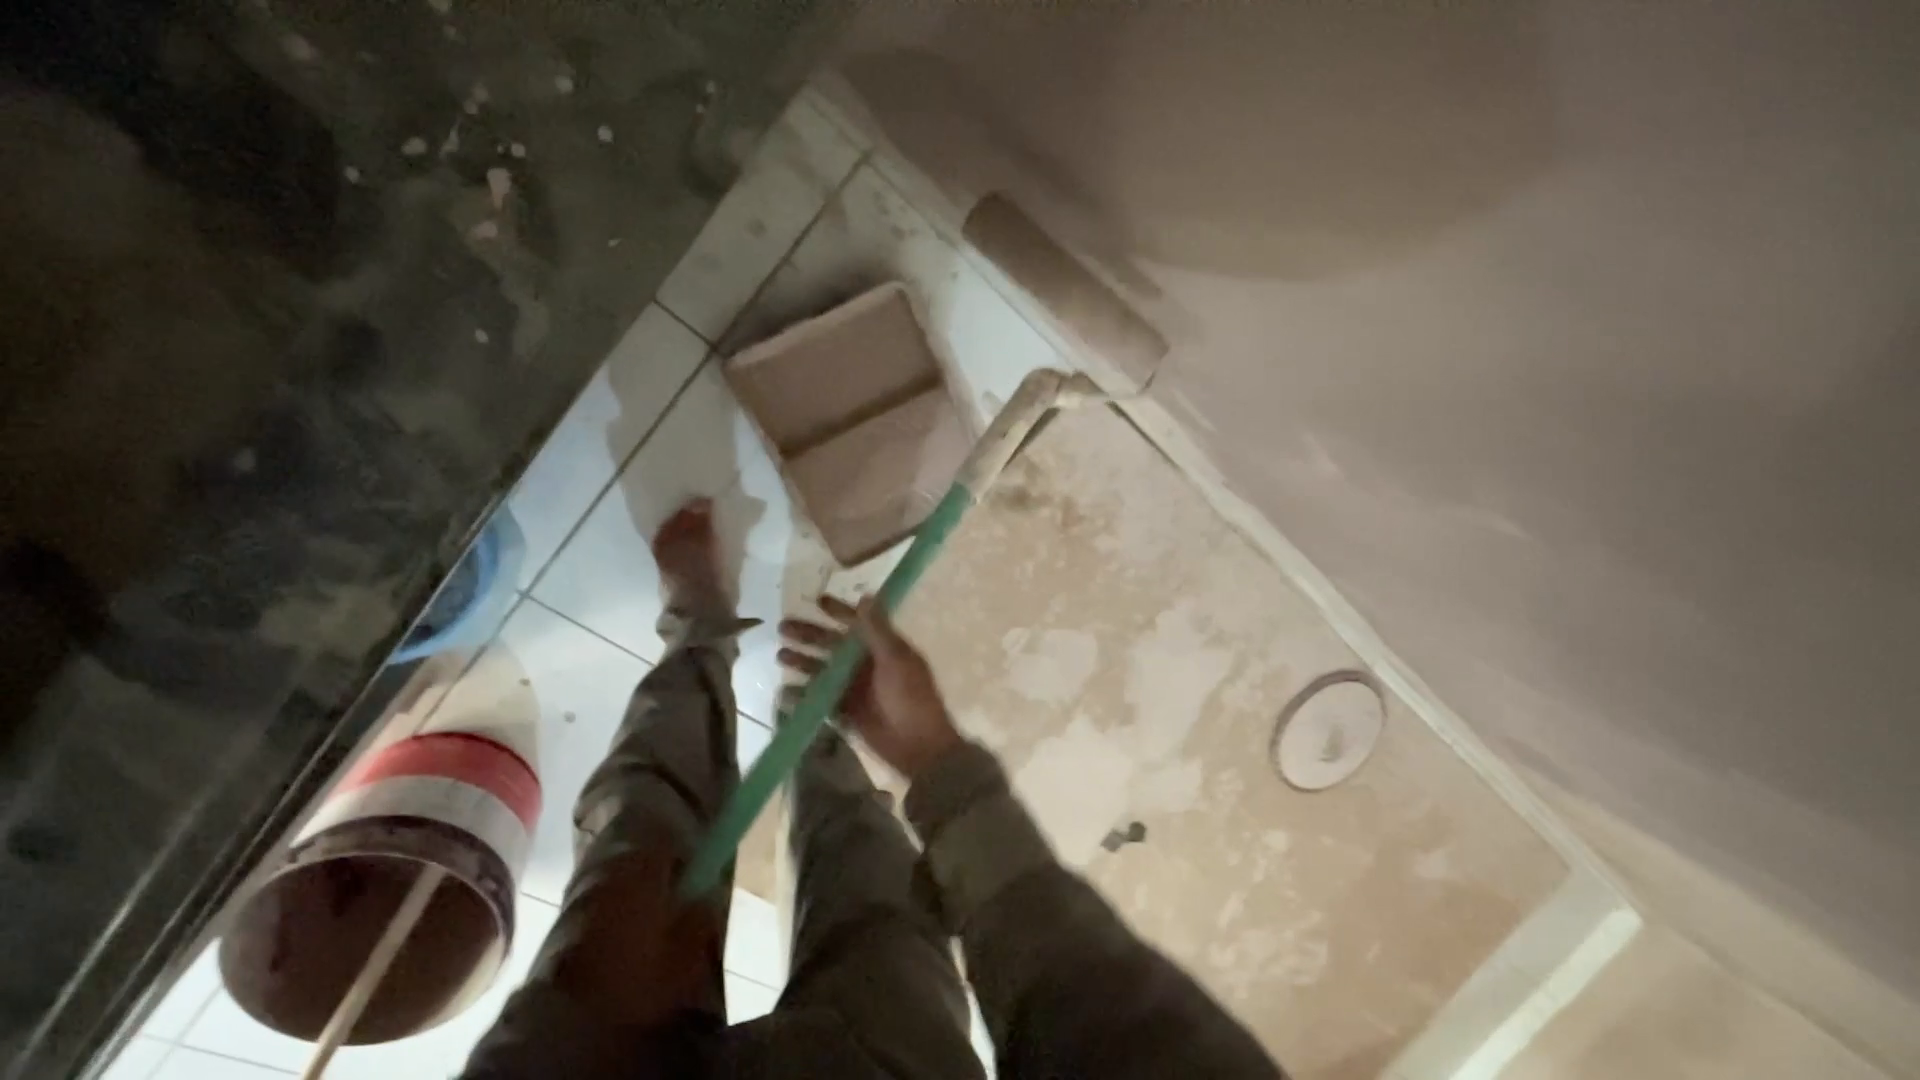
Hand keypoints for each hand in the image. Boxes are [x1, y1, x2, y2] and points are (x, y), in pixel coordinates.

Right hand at [778, 596, 961, 780]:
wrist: (918, 746)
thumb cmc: (911, 698)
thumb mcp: (895, 660)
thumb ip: (878, 630)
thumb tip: (866, 595)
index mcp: (881, 648)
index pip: (857, 623)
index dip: (838, 611)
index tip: (817, 600)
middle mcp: (866, 664)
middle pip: (832, 645)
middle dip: (809, 636)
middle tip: (782, 627)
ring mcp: (854, 688)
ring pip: (822, 670)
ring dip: (802, 662)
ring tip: (781, 656)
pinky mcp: (845, 712)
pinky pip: (820, 700)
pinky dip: (803, 696)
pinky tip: (785, 693)